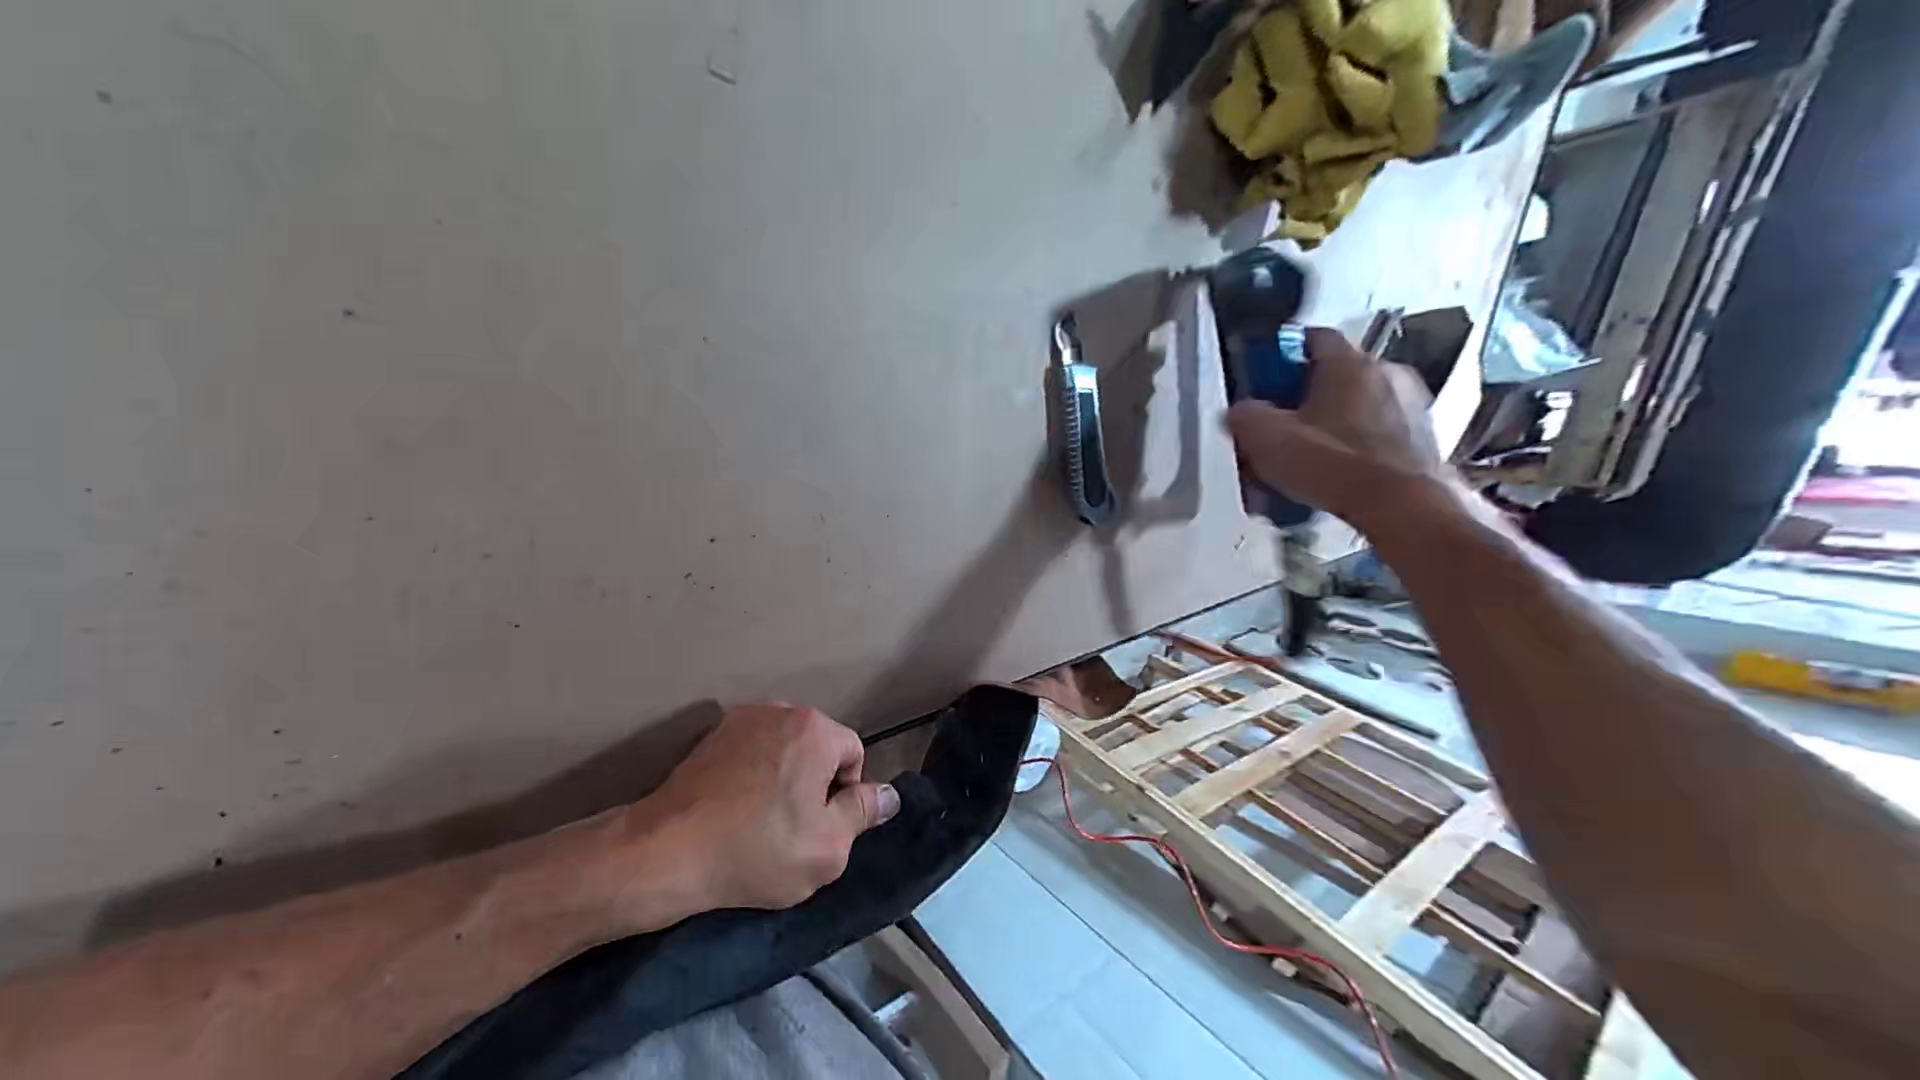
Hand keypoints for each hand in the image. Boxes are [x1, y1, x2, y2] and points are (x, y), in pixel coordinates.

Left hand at [640, 703, 899, 910]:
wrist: (666, 851)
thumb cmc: (757, 850)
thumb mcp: (828, 847)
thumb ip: (864, 813)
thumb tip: (890, 794)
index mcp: (815, 730)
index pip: (853, 755)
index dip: (845, 795)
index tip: (821, 828)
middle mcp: (781, 710)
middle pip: (818, 747)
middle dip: (814, 783)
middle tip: (794, 828)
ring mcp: (741, 719)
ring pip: (784, 749)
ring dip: (784, 778)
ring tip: (761, 821)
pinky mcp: (710, 736)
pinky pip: (752, 751)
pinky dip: (753, 775)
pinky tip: (735, 810)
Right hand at [1226, 326, 1447, 529]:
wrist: (1400, 506)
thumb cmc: (1335, 463)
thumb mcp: (1265, 437)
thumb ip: (1244, 416)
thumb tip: (1241, 414)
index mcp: (1348, 362)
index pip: (1311, 337)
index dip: (1281, 355)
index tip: (1263, 377)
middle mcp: (1386, 373)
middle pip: (1333, 377)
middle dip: (1303, 400)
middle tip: (1278, 428)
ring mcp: (1410, 407)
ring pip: (1356, 408)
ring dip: (1330, 426)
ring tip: (1304, 461)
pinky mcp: (1423, 441)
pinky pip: (1376, 437)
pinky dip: (1353, 451)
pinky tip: (1332, 478)